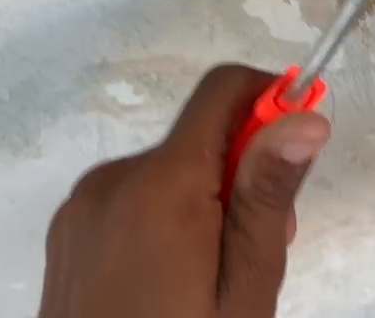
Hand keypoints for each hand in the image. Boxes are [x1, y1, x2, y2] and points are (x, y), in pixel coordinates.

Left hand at [40, 65, 330, 317]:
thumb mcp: (244, 285)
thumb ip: (268, 194)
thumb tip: (306, 118)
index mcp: (159, 183)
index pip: (224, 88)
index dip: (270, 97)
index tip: (295, 143)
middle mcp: (111, 180)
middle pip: (202, 133)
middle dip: (244, 165)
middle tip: (263, 240)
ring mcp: (81, 210)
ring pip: (172, 166)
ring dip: (209, 193)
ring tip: (216, 271)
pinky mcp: (67, 237)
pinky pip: (137, 194)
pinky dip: (169, 213)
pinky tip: (175, 276)